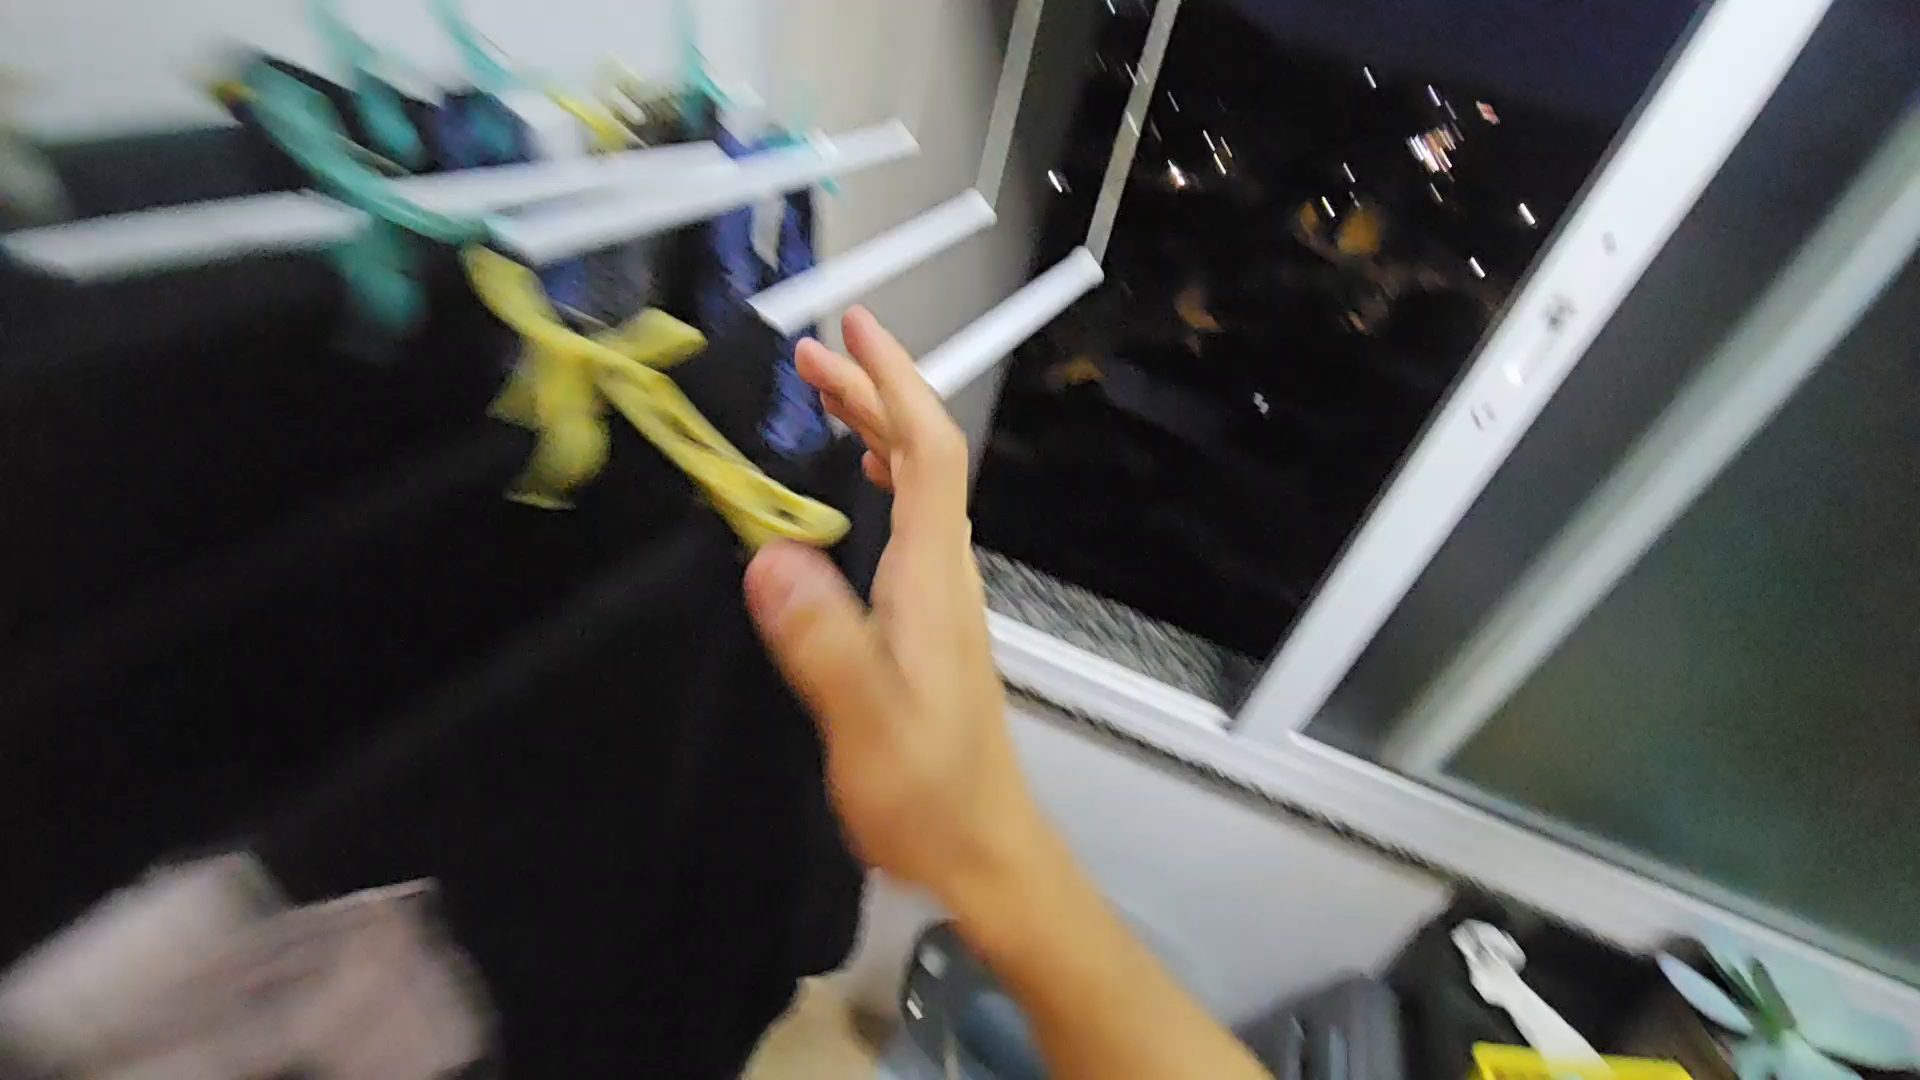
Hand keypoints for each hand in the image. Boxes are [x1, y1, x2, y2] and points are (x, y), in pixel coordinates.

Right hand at [742, 307, 1046, 912]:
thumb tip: (770, 555)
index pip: (926, 450)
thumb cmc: (929, 790)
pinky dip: (880, 481)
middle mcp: (945, 569)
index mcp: (933, 574)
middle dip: (874, 394)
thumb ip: (823, 640)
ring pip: (916, 486)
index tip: (855, 328)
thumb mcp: (866, 720)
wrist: (982, 843)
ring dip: (875, 432)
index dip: (893, 383)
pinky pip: (908, 521)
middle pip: (922, 455)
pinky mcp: (929, 618)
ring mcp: (940, 592)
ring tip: (827, 399)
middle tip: (815, 356)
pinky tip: (856, 487)